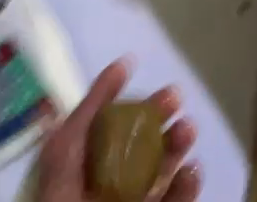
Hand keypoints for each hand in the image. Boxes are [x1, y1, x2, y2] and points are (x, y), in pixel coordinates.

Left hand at [37, 59, 199, 201]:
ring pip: (159, 173)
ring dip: (177, 148)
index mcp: (78, 166)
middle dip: (157, 116)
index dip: (118, 96)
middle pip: (136, 144)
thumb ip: (83, 119)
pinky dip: (185, 190)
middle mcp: (105, 184)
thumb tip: (112, 71)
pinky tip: (192, 171)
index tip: (136, 66)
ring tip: (188, 130)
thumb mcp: (64, 157)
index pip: (101, 124)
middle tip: (176, 95)